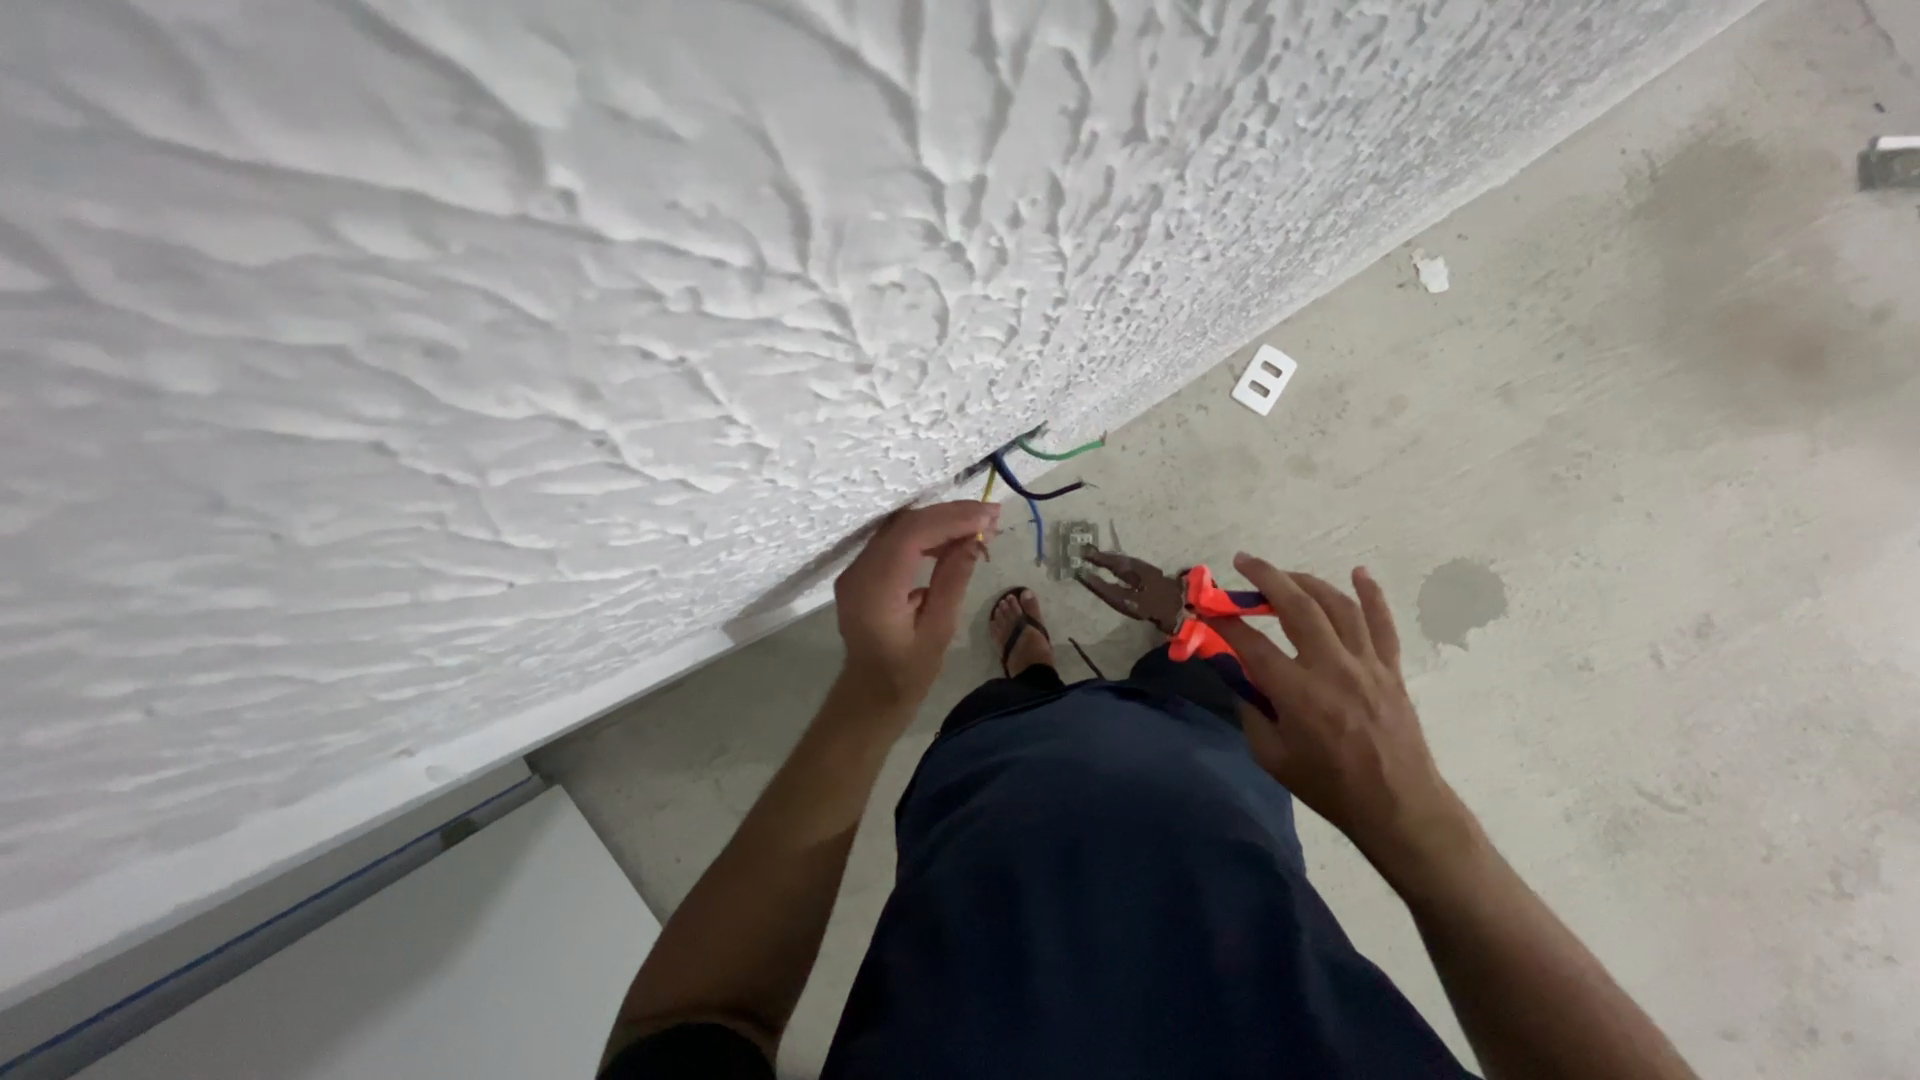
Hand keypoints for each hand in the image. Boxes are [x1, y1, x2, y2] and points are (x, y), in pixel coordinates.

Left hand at [833, 500, 998, 711]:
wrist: (870, 693)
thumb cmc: (907, 672)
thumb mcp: (939, 630)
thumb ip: (953, 581)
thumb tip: (974, 540)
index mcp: (876, 589)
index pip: (912, 535)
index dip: (952, 519)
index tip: (989, 516)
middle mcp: (858, 572)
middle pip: (904, 525)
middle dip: (950, 515)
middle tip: (991, 515)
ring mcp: (855, 570)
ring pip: (899, 528)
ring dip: (939, 521)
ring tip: (979, 525)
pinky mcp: (861, 572)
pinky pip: (894, 541)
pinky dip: (925, 534)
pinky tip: (953, 540)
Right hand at [1205, 554, 1475, 878]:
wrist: (1397, 806)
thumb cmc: (1327, 786)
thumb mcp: (1271, 756)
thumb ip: (1251, 709)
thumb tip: (1238, 672)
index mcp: (1297, 693)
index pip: (1252, 643)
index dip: (1225, 622)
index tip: (1207, 609)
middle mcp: (1332, 668)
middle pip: (1297, 606)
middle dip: (1266, 578)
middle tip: (1243, 562)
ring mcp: (1366, 665)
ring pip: (1337, 605)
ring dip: (1307, 581)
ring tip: (1284, 574)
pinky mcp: (1390, 669)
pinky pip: (1382, 623)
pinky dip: (1371, 594)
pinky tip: (1358, 573)